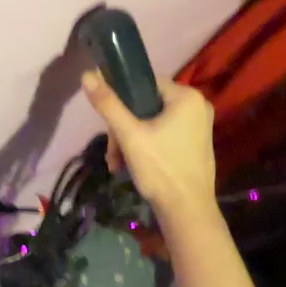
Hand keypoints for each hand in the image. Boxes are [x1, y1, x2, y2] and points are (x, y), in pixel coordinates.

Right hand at [80, 70, 218, 227]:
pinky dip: (144, 147)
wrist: (187, 211)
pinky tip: (130, 165)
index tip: (108, 122)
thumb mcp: (129, 135)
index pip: (144, 84)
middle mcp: (197, 106)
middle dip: (123, 129)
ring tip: (117, 164)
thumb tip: (87, 75)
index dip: (121, 100)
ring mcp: (198, 126)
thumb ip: (108, 105)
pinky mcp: (194, 144)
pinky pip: (162, 135)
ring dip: (129, 141)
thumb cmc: (160, 168)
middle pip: (146, 105)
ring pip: (151, 122)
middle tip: (112, 153)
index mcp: (187, 97)